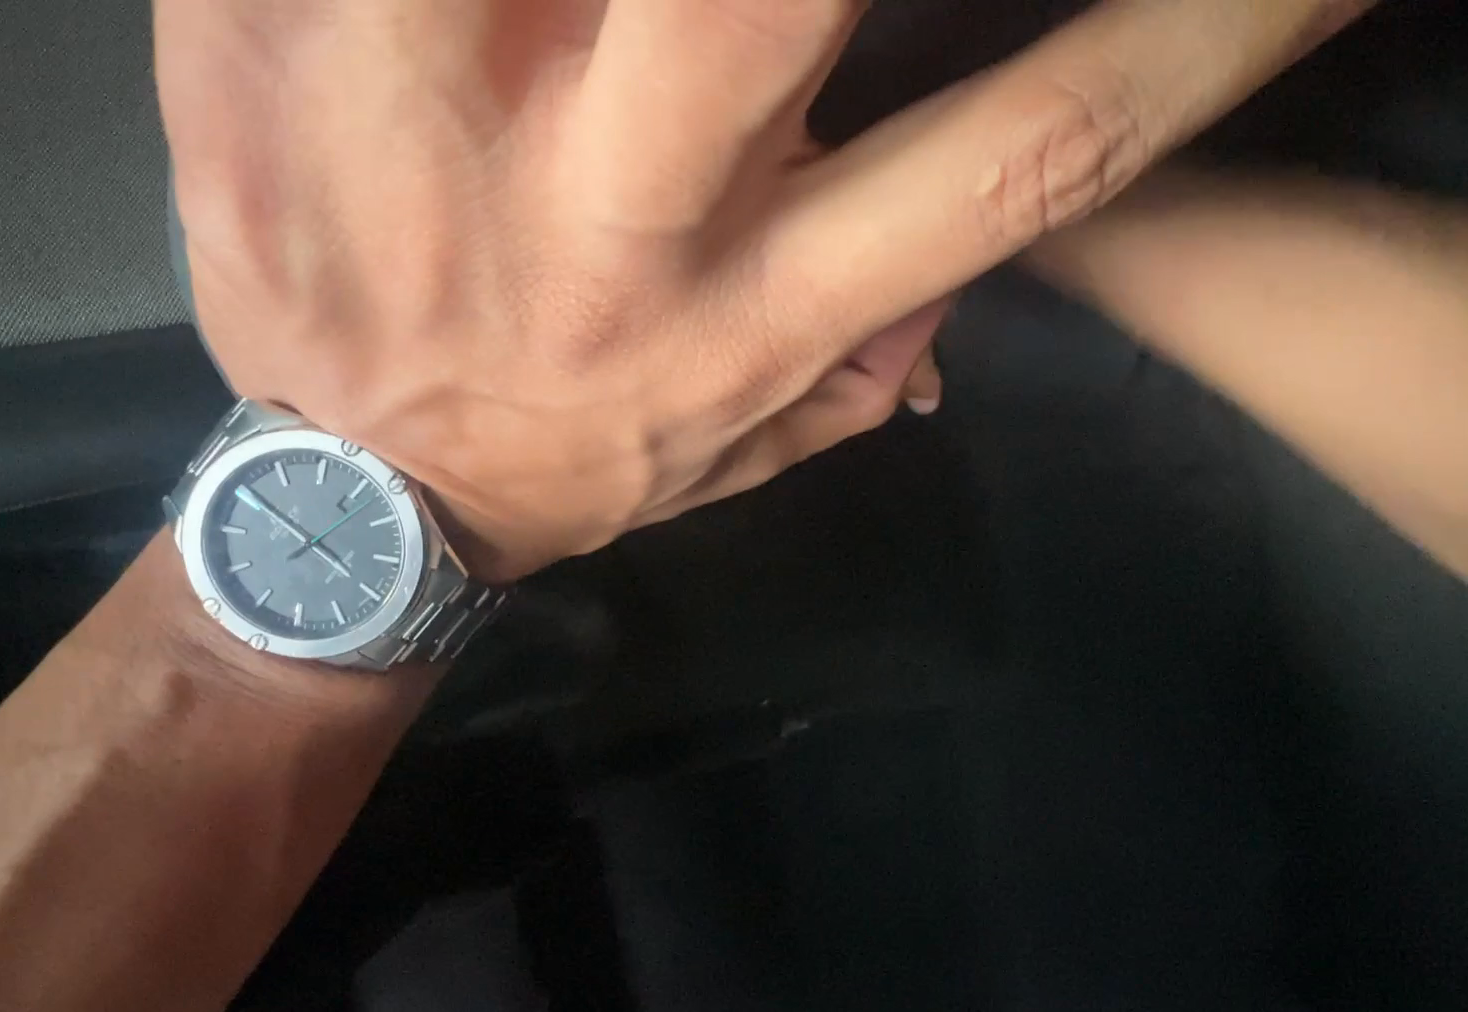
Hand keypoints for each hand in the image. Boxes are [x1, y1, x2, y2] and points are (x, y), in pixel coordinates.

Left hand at [158, 0, 1371, 580]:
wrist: (348, 507)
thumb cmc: (550, 474)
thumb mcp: (719, 463)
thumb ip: (847, 382)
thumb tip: (957, 307)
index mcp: (747, 317)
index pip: (1020, 159)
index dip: (1197, 34)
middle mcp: (617, 221)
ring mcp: (430, 127)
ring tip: (677, 1)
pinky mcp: (270, 66)